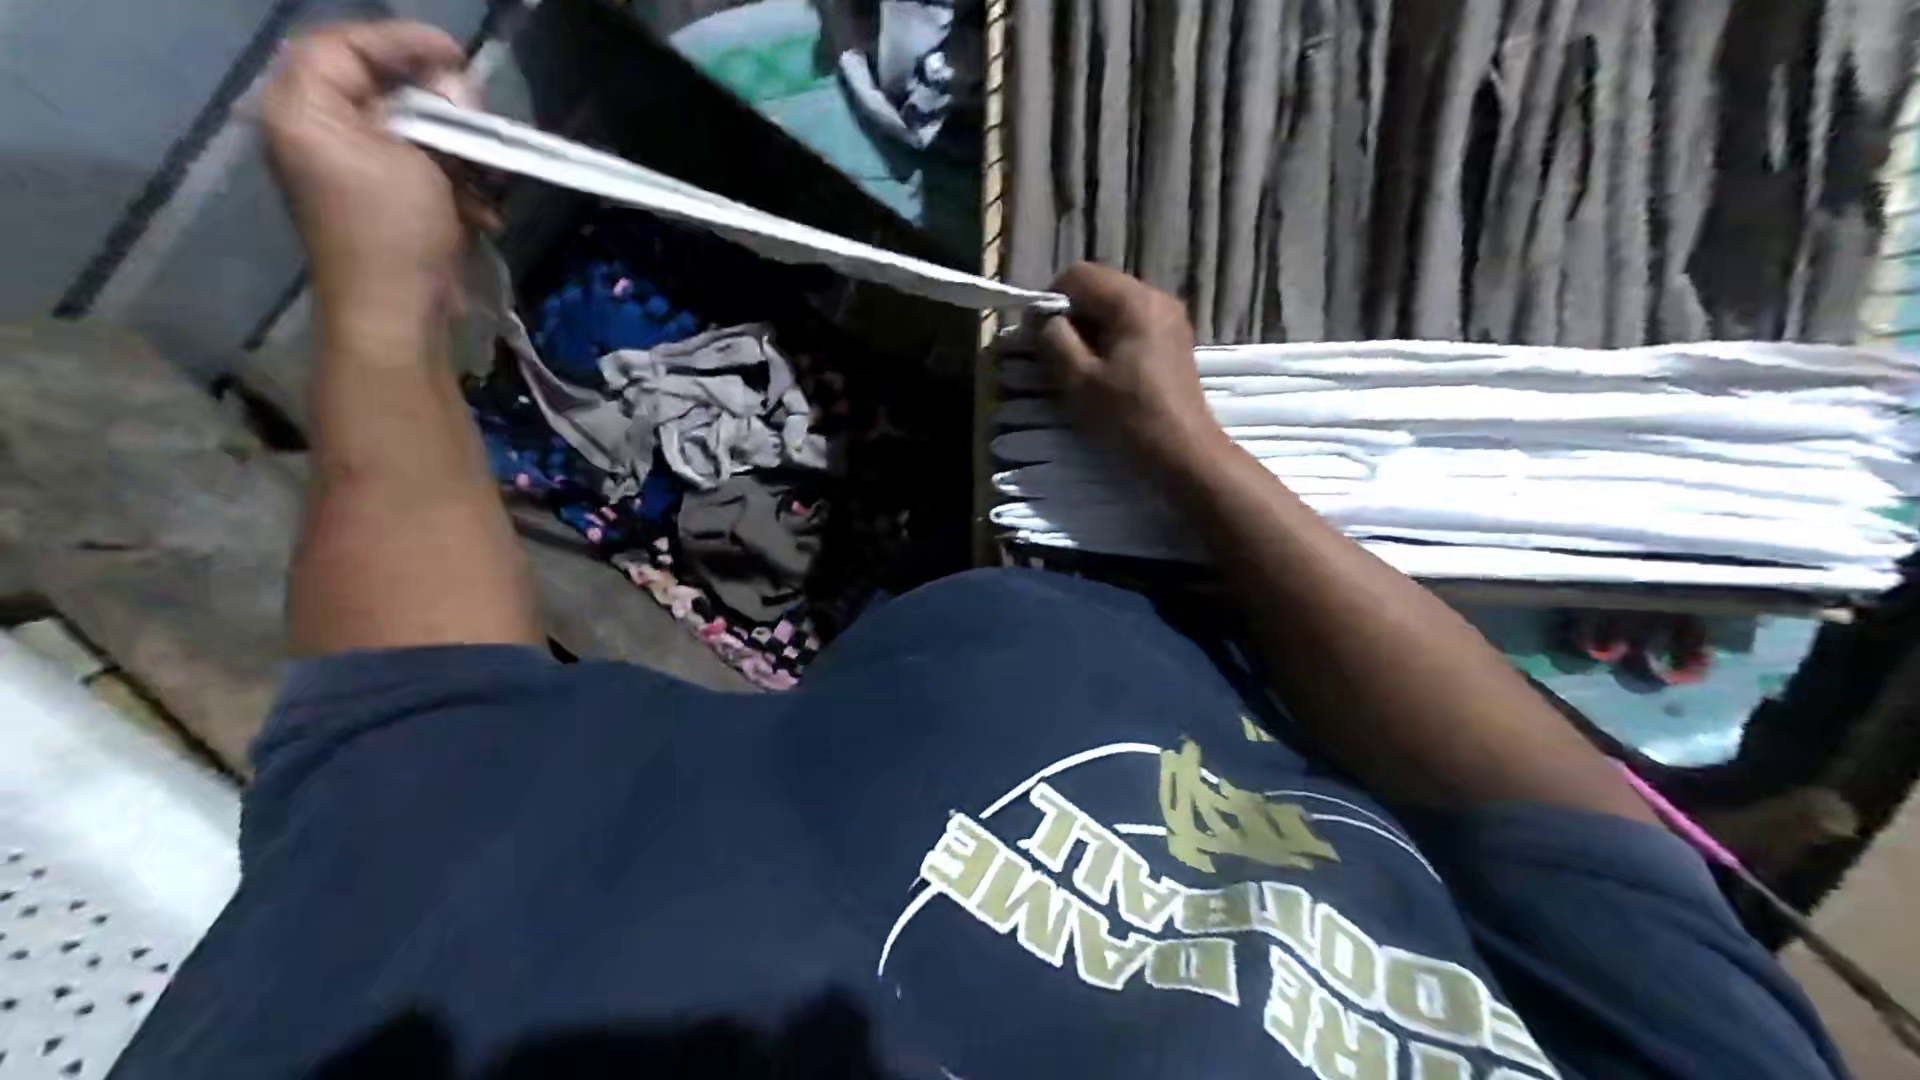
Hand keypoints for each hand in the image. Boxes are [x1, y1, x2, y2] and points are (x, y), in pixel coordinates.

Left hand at [261, 21, 469, 327]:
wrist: (397, 311)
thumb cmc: (397, 232)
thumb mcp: (418, 161)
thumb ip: (432, 116)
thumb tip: (455, 90)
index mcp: (304, 110)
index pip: (343, 47)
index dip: (400, 42)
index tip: (458, 54)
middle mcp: (317, 132)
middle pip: (378, 90)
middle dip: (436, 102)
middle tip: (478, 114)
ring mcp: (351, 172)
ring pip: (409, 136)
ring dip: (457, 152)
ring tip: (491, 174)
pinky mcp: (384, 205)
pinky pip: (421, 175)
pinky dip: (458, 187)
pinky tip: (485, 210)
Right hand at [1038, 262, 1226, 467]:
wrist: (1183, 452)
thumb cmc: (1128, 417)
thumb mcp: (1078, 380)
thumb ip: (1054, 340)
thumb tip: (1044, 320)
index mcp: (1133, 301)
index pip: (1078, 275)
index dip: (1050, 301)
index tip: (1038, 338)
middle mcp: (1156, 297)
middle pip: (1098, 288)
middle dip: (1071, 317)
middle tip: (1058, 357)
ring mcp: (1170, 318)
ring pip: (1114, 307)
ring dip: (1090, 331)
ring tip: (1082, 369)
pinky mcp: (1174, 340)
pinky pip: (1132, 325)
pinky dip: (1111, 340)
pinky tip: (1107, 373)